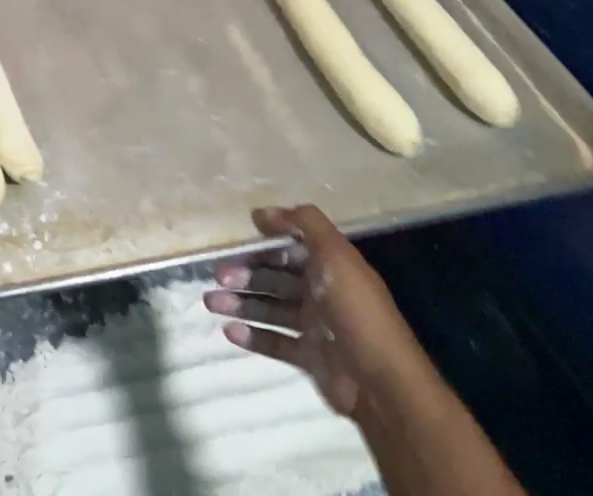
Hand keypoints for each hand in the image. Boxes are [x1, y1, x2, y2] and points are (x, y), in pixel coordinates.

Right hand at [205, 204, 430, 417]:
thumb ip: (303, 224)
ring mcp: (316, 327)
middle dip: (245, 275)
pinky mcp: (309, 357)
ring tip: (211, 303)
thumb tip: (264, 211)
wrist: (381, 381)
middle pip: (276, 279)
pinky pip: (275, 341)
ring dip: (241, 304)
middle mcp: (323, 293)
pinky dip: (252, 335)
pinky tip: (229, 331)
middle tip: (217, 277)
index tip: (232, 244)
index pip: (290, 250)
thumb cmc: (355, 310)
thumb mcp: (335, 255)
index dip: (262, 246)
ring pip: (270, 308)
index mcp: (331, 267)